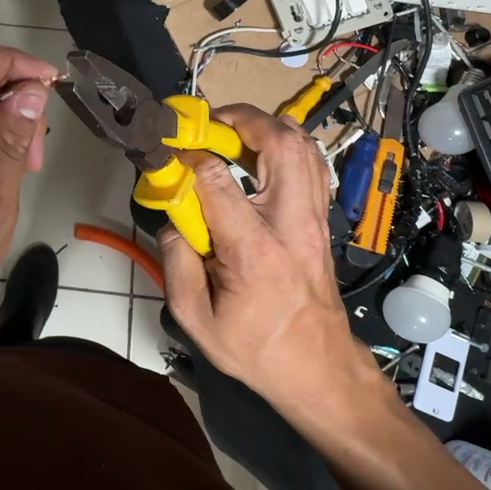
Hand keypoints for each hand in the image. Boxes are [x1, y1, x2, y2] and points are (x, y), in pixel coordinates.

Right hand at [158, 105, 376, 409]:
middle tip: (210, 121)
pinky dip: (287, 147)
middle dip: (242, 118)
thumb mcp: (194, 318)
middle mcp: (290, 223)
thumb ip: (174, 261)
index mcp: (253, 248)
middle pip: (280, 144)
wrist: (321, 371)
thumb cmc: (256, 349)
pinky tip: (260, 154)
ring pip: (304, 147)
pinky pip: (311, 166)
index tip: (169, 154)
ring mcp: (313, 219)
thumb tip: (172, 219)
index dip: (188, 157)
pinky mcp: (321, 221)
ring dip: (268, 127)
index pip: (216, 178)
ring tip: (233, 131)